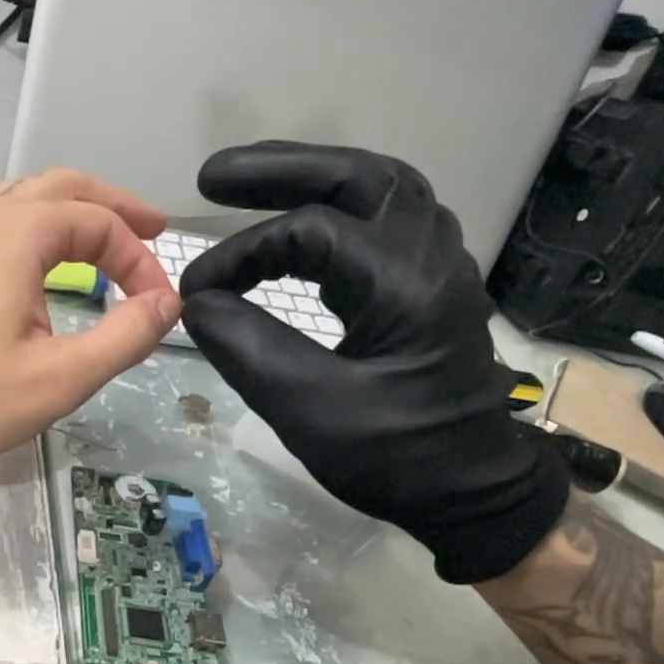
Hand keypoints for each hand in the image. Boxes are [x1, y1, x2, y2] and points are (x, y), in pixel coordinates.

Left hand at [0, 169, 181, 468]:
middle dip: (112, 207)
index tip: (158, 305)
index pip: (100, 223)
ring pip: (23, 200)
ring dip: (70, 213)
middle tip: (151, 230)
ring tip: (101, 239)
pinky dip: (34, 230)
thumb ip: (123, 337)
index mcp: (19, 234)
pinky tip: (38, 265)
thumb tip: (166, 304)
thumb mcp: (59, 378)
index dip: (140, 260)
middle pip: (62, 187)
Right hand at [180, 141, 567, 583]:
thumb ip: (250, 350)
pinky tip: (303, 228)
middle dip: (282, 170)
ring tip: (252, 185)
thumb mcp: (312, 412)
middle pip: (360, 178)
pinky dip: (339, 211)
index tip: (192, 292)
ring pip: (381, 190)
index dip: (241, 253)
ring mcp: (437, 268)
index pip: (311, 233)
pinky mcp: (429, 288)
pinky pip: (387, 222)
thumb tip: (196, 303)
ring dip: (315, 178)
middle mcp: (430, 258)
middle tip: (213, 175)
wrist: (471, 492)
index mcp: (405, 286)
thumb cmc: (395, 459)